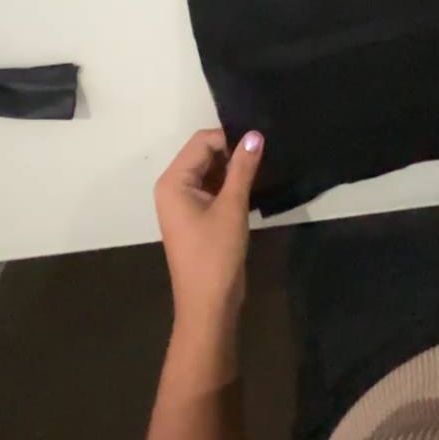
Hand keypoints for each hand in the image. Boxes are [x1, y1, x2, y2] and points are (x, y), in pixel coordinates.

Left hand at [154, 127, 263, 335]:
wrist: (209, 305)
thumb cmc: (215, 254)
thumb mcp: (232, 206)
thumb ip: (243, 167)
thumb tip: (255, 134)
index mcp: (173, 181)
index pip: (202, 142)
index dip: (230, 138)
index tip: (260, 144)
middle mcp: (174, 187)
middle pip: (205, 153)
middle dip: (233, 152)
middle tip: (265, 155)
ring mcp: (185, 202)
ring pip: (212, 170)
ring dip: (235, 169)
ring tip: (263, 169)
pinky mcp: (197, 215)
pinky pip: (214, 187)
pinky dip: (232, 185)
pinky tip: (255, 187)